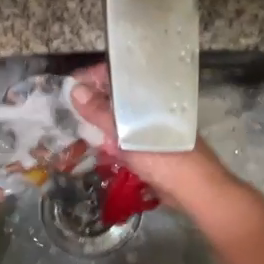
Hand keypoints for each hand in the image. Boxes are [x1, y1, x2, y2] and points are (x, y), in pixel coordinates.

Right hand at [69, 62, 236, 210]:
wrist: (194, 189)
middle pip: (114, 97)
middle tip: (74, 116)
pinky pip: (126, 137)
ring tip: (87, 137)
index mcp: (148, 94)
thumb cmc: (162, 157)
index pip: (114, 75)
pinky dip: (113, 142)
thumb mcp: (125, 134)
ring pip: (118, 118)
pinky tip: (105, 152)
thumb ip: (100, 112)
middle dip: (92, 105)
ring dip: (102, 127)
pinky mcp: (151, 144)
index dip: (90, 78)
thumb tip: (75, 90)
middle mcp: (150, 105)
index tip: (69, 90)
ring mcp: (151, 125)